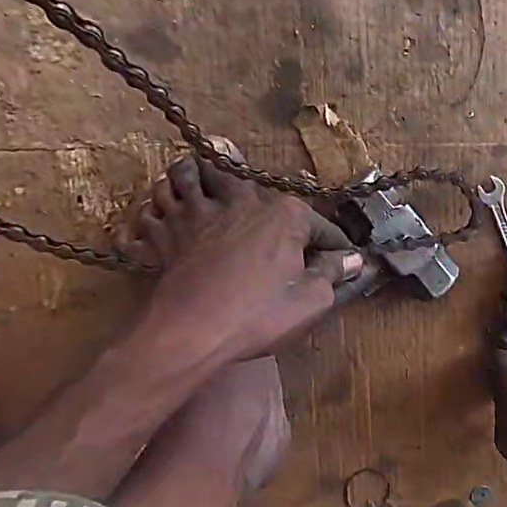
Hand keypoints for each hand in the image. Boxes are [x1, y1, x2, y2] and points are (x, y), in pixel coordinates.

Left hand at [128, 154, 363, 364]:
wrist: (192, 334)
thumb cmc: (256, 316)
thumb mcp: (311, 300)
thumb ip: (334, 274)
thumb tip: (352, 261)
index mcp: (284, 215)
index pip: (319, 224)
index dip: (335, 244)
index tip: (342, 259)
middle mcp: (241, 202)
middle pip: (238, 173)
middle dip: (244, 175)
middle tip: (248, 181)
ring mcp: (199, 214)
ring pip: (187, 175)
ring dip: (191, 175)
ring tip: (196, 177)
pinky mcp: (168, 235)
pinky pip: (154, 209)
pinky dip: (156, 207)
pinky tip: (162, 212)